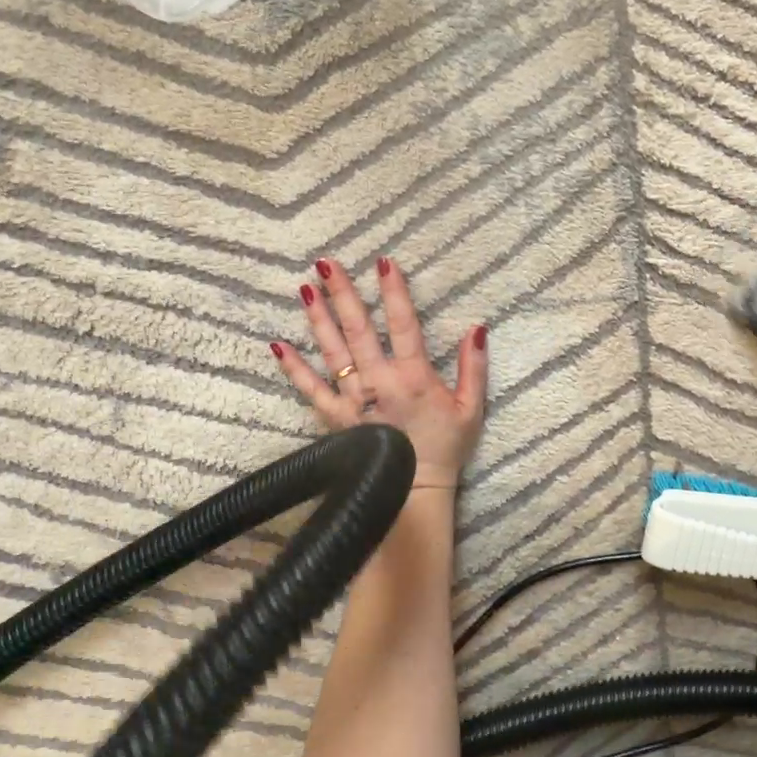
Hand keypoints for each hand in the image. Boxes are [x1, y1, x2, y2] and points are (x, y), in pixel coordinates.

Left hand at [270, 255, 487, 487]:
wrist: (414, 493)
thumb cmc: (446, 449)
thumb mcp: (471, 408)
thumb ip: (473, 368)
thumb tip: (477, 329)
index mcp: (413, 376)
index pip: (403, 324)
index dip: (393, 292)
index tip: (383, 262)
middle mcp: (378, 381)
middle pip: (357, 329)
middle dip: (342, 294)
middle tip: (325, 264)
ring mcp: (352, 399)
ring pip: (332, 351)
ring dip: (318, 318)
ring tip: (305, 289)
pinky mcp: (334, 418)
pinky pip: (310, 390)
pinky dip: (293, 368)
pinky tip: (278, 345)